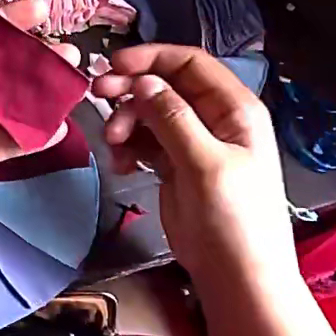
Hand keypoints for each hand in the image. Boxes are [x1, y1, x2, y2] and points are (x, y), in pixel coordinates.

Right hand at [92, 45, 294, 287]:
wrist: (237, 276)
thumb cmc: (233, 219)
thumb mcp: (204, 164)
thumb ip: (173, 119)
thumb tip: (142, 83)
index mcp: (234, 109)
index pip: (191, 65)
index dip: (152, 59)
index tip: (114, 65)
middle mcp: (215, 119)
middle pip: (166, 87)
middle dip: (132, 89)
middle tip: (97, 95)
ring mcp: (194, 143)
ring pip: (151, 114)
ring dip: (127, 121)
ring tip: (113, 144)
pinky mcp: (176, 166)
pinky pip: (147, 142)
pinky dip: (130, 147)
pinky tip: (123, 164)